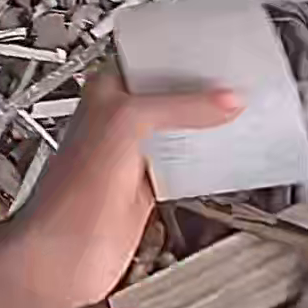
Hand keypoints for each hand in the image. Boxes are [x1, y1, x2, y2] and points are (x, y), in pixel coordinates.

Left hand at [4, 67, 240, 307]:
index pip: (149, 60)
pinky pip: (183, 164)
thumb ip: (177, 107)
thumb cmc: (73, 188)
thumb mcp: (127, 123)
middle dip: (202, 91)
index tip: (219, 54)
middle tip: (239, 82)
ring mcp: (132, 152)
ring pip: (179, 129)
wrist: (64, 253)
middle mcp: (117, 117)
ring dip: (207, 124)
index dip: (181, 56)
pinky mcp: (146, 185)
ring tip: (242, 113)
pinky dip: (206, 159)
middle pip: (168, 95)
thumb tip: (224, 98)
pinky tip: (228, 153)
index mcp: (104, 91)